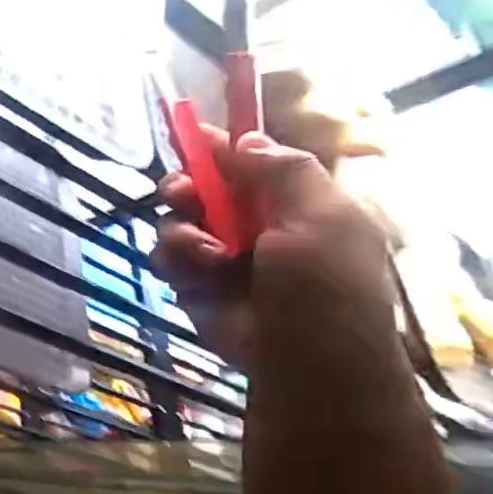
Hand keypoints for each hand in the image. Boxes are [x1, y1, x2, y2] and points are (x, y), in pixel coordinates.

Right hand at [152, 125, 390, 366]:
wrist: (303, 359)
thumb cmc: (325, 284)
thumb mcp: (322, 216)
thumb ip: (285, 171)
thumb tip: (247, 139)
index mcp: (292, 203)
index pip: (250, 163)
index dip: (222, 147)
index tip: (194, 134)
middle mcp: (251, 226)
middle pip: (202, 190)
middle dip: (187, 187)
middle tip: (182, 192)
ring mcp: (219, 258)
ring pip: (177, 223)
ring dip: (184, 232)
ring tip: (208, 254)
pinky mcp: (192, 286)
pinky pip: (167, 259)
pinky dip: (176, 261)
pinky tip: (199, 272)